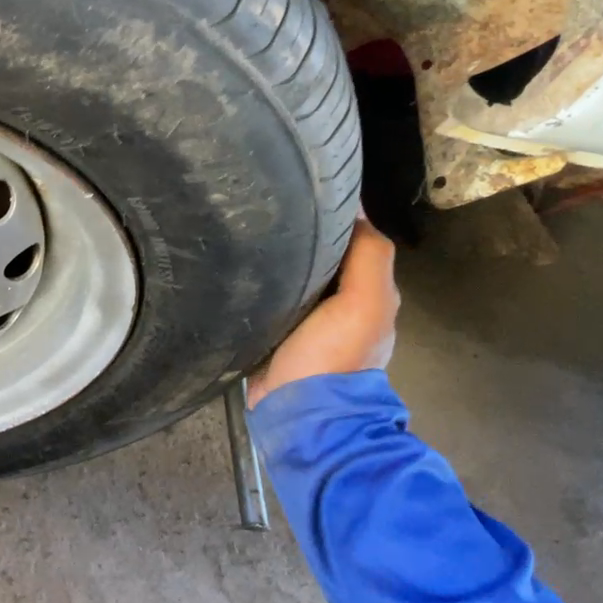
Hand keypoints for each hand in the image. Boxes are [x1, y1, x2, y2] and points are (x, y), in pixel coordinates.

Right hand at [247, 218, 398, 407]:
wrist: (299, 412)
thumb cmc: (334, 354)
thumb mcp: (366, 302)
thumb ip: (369, 258)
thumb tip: (354, 208)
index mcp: (365, 293)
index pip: (349, 242)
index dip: (330, 215)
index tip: (296, 190)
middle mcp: (337, 304)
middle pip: (316, 257)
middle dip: (294, 234)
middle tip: (257, 209)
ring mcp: (301, 321)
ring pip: (288, 275)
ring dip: (270, 257)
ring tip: (236, 233)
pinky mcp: (268, 332)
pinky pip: (265, 296)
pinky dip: (255, 281)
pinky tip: (233, 270)